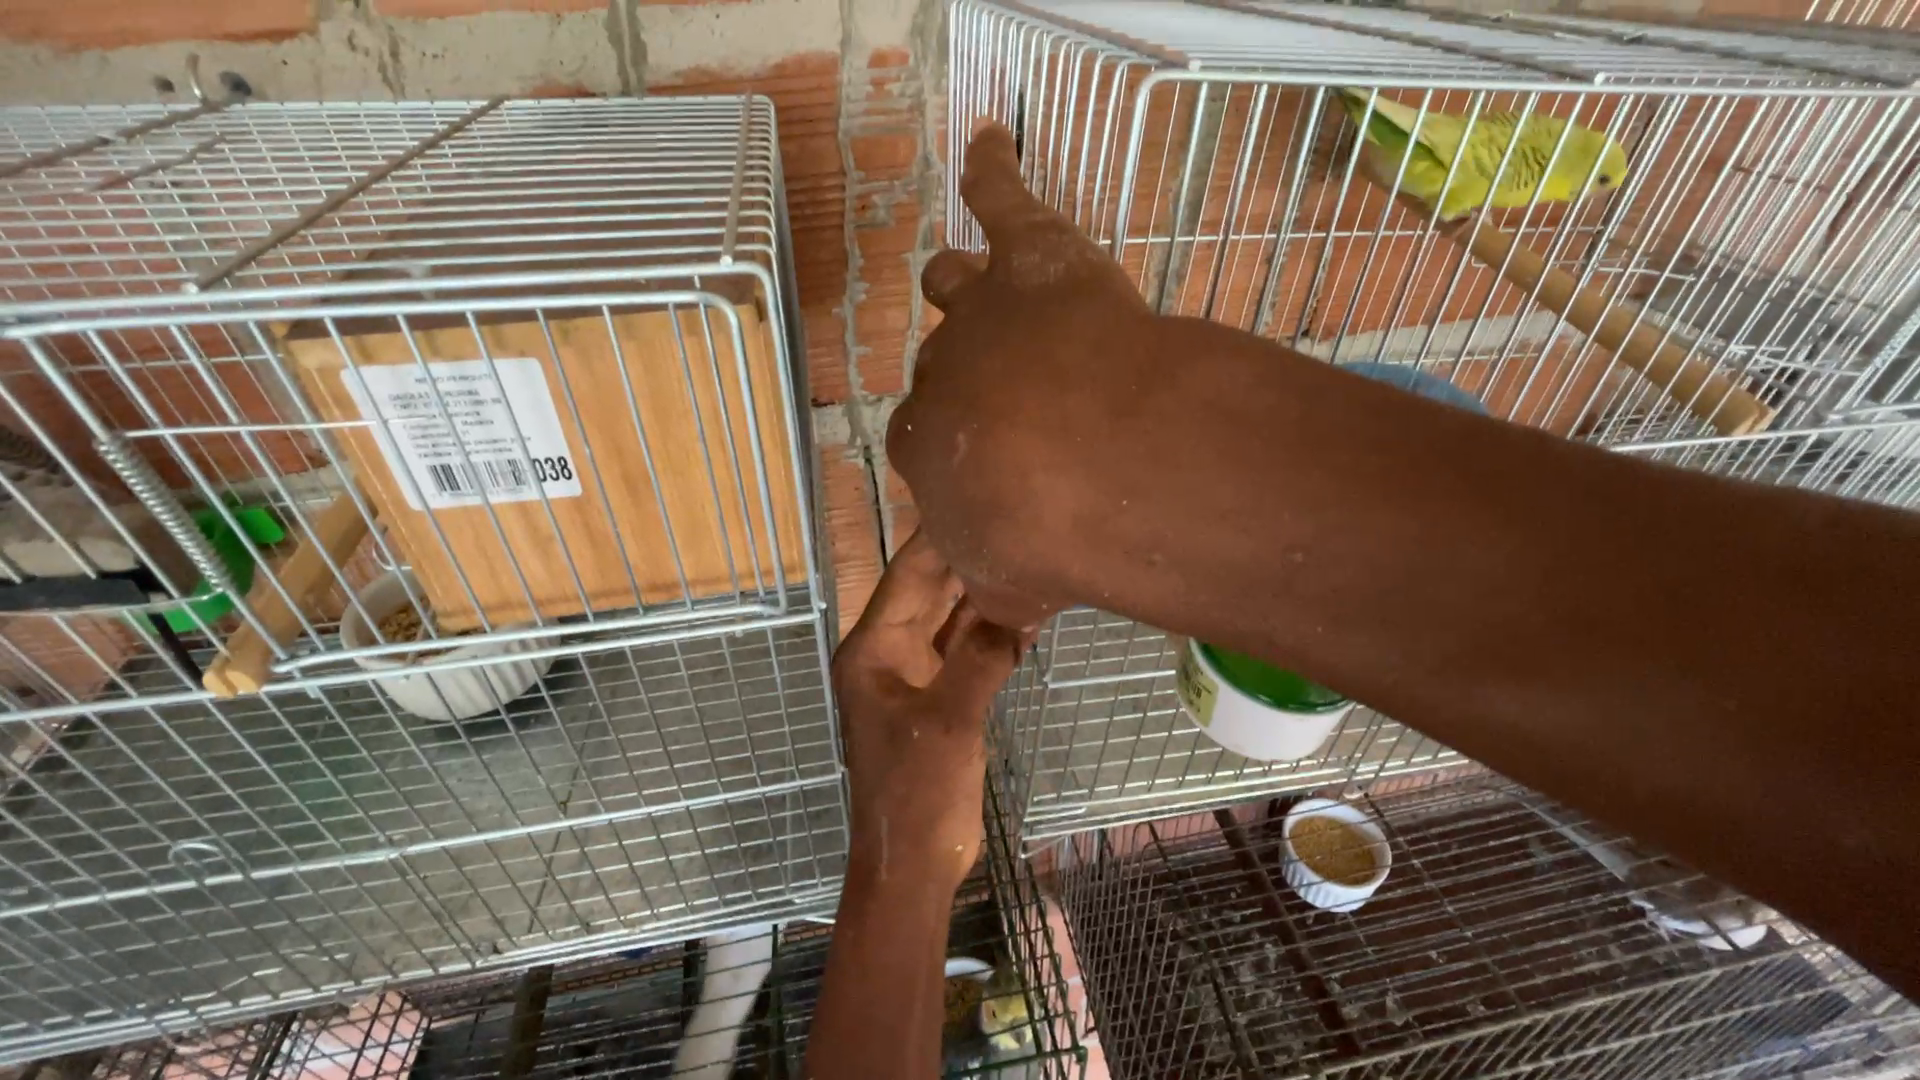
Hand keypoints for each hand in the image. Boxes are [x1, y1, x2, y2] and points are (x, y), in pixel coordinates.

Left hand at [831, 531, 1027, 889]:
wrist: (912, 865)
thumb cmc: (917, 794)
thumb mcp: (948, 720)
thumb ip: (982, 659)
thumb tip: (1020, 611)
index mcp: (872, 650)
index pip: (908, 578)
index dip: (940, 538)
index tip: (977, 496)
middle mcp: (889, 654)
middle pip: (930, 593)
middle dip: (968, 560)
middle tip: (1014, 520)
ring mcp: (915, 677)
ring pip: (951, 622)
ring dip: (985, 598)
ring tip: (1027, 559)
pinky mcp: (939, 699)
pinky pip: (965, 654)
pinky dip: (992, 636)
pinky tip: (1026, 616)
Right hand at [889, 122, 1162, 627]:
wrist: (1093, 466)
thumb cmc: (1046, 542)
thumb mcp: (1015, 588)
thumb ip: (1003, 586)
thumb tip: (1006, 606)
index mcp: (923, 447)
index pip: (923, 439)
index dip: (956, 450)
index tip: (990, 467)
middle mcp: (940, 372)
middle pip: (942, 364)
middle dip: (966, 379)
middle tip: (1008, 399)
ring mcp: (984, 312)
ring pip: (954, 286)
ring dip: (958, 288)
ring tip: (960, 282)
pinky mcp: (1035, 258)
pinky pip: (1005, 202)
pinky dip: (995, 172)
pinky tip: (990, 143)